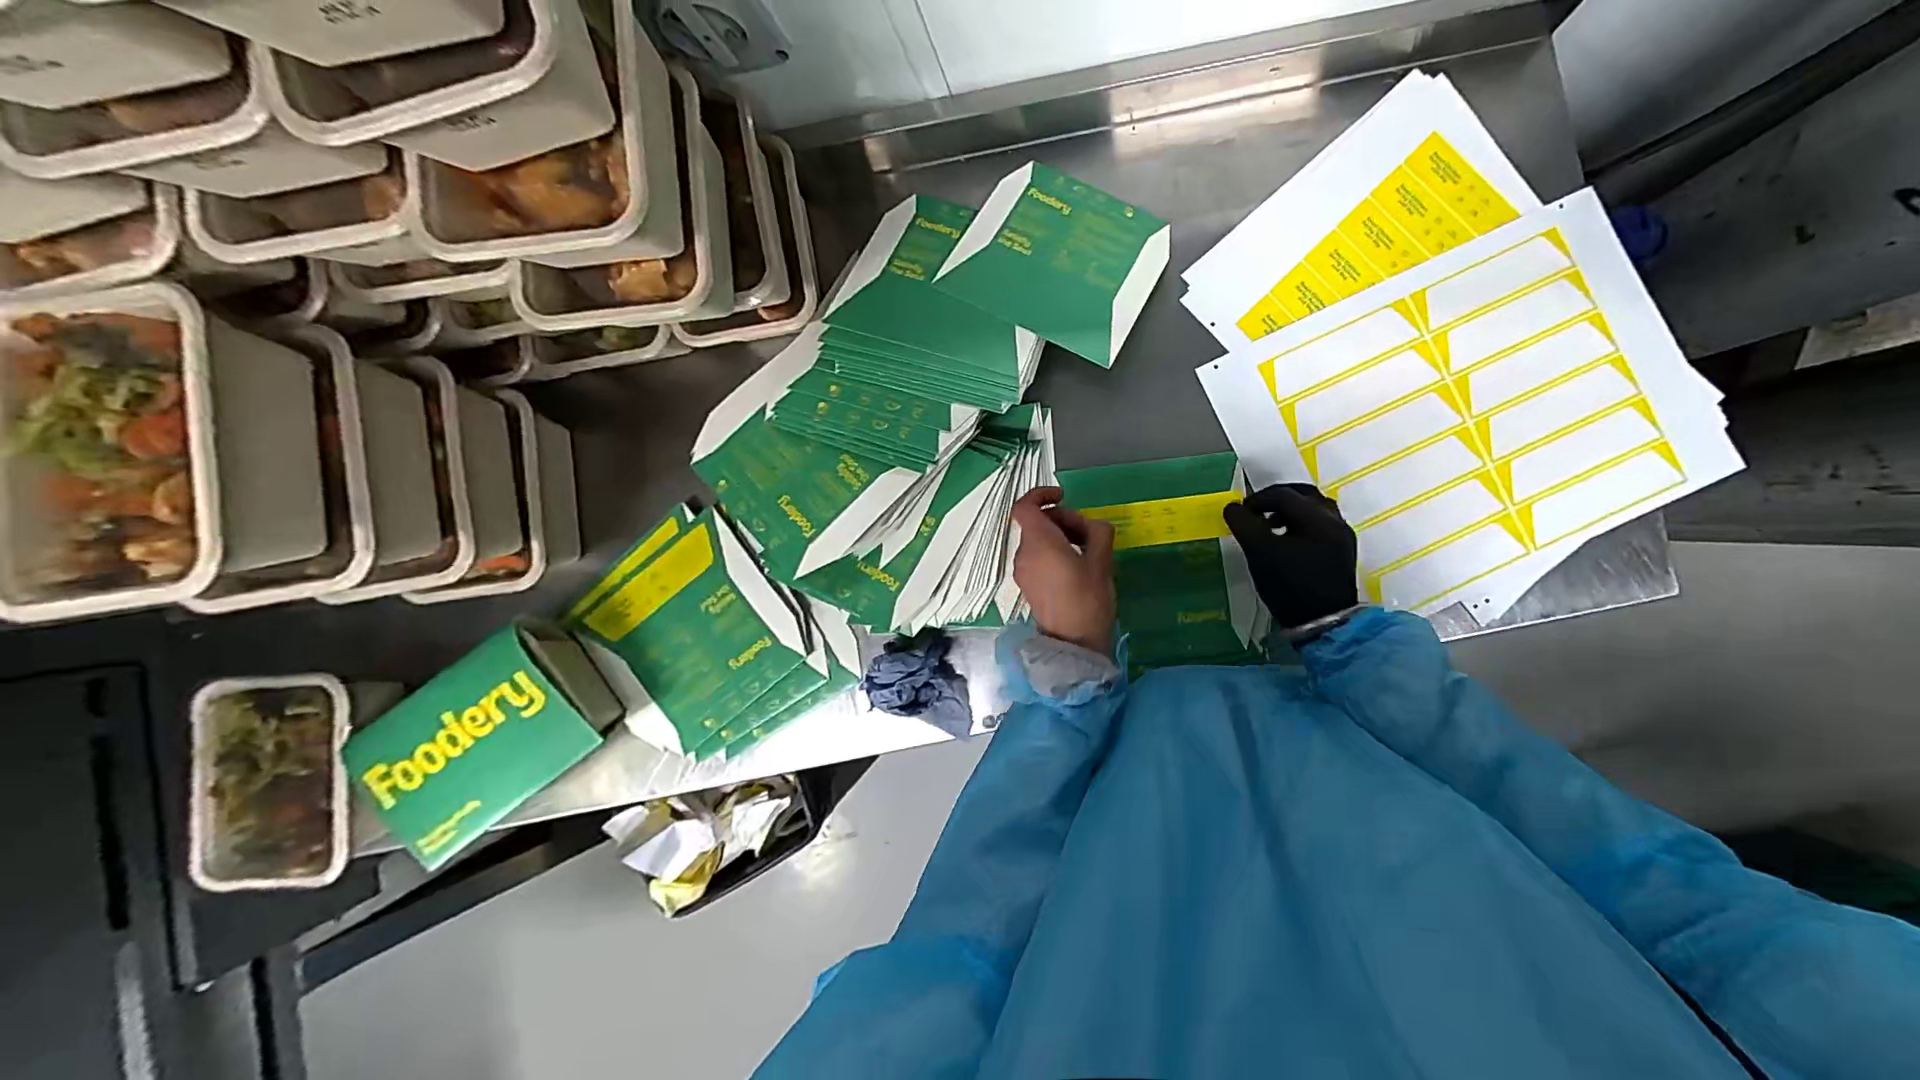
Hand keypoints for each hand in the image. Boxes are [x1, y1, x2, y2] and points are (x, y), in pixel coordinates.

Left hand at [1011, 486, 1116, 655]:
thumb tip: (1093, 526)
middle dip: (1061, 519)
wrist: (1073, 644)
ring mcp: (1022, 571)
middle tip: (1088, 533)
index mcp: (1038, 542)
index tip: (1063, 497)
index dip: (1041, 495)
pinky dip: (1053, 552)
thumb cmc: (1088, 600)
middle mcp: (1023, 554)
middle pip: (1036, 522)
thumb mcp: (1102, 561)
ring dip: (1059, 536)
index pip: (1024, 506)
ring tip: (1087, 551)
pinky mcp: (1027, 586)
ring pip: (1037, 540)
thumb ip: (1098, 532)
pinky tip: (1076, 567)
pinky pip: (1036, 558)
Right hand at [1223, 483, 1359, 629]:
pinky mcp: (1342, 551)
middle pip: (1304, 495)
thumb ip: (1244, 525)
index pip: (1284, 494)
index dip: (1257, 499)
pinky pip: (1320, 525)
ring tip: (1270, 525)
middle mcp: (1334, 521)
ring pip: (1314, 509)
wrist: (1323, 622)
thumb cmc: (1290, 586)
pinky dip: (1300, 524)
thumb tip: (1233, 507)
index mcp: (1317, 518)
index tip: (1240, 513)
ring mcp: (1342, 536)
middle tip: (1256, 512)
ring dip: (1290, 511)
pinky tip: (1286, 541)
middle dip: (1276, 499)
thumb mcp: (1260, 553)